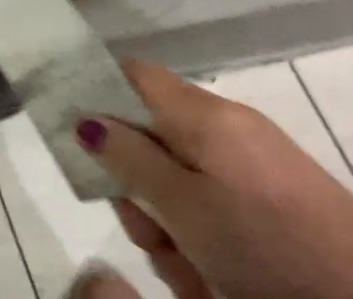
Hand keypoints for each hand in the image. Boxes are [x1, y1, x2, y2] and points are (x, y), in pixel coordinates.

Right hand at [79, 60, 352, 298]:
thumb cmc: (270, 245)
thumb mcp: (182, 206)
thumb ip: (126, 157)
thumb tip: (84, 118)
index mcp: (204, 116)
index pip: (130, 75)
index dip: (93, 94)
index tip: (73, 135)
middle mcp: (229, 134)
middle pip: (148, 140)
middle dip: (134, 187)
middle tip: (147, 229)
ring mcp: (257, 175)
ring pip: (177, 188)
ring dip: (167, 229)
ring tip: (190, 269)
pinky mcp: (279, 214)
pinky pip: (214, 216)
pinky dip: (204, 247)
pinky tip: (216, 283)